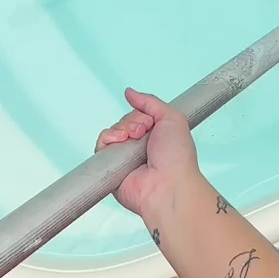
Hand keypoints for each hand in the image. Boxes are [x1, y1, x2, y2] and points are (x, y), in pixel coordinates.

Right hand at [95, 87, 205, 226]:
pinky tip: (121, 143)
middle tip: (143, 133)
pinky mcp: (111, 167)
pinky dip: (108, 139)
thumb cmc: (177, 156)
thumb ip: (151, 102)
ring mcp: (125, 157)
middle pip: (124, 122)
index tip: (150, 123)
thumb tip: (130, 92)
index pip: (138, 116)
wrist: (168, 184)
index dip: (141, 115)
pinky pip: (101, 146)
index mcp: (155, 137)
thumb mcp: (172, 118)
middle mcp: (139, 147)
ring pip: (112, 132)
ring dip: (121, 130)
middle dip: (132, 122)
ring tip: (133, 140)